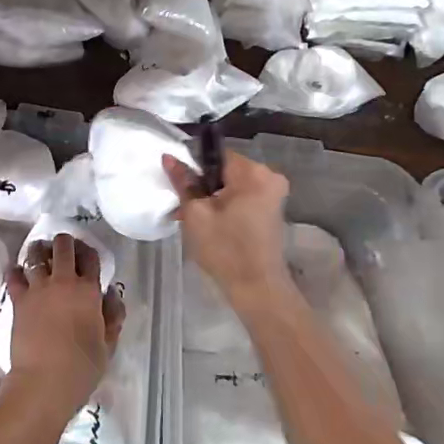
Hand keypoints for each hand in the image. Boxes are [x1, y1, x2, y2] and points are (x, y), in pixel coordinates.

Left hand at [3, 234, 125, 414]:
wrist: (44, 381)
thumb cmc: (82, 367)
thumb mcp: (108, 345)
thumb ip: (113, 316)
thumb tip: (112, 294)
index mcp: (89, 291)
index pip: (91, 258)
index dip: (88, 251)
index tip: (85, 254)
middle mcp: (64, 282)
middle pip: (63, 247)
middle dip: (64, 242)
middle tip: (62, 246)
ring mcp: (39, 289)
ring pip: (36, 255)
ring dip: (38, 250)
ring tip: (39, 251)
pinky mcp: (19, 300)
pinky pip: (14, 276)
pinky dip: (16, 271)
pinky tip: (18, 273)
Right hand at [163, 152, 293, 309]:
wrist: (257, 289)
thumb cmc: (225, 249)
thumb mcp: (196, 214)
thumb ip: (183, 182)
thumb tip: (169, 157)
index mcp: (254, 173)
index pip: (216, 155)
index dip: (194, 168)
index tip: (181, 186)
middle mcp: (269, 176)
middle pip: (225, 170)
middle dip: (203, 185)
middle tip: (184, 206)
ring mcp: (273, 194)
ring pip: (232, 185)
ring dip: (213, 197)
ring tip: (194, 218)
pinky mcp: (272, 210)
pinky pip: (243, 197)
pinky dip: (226, 206)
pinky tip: (211, 224)